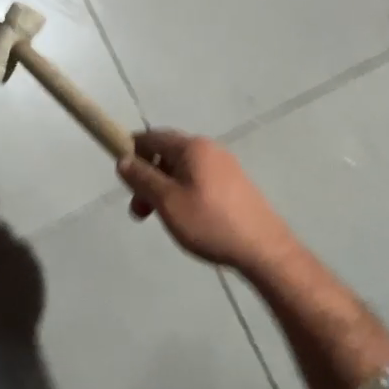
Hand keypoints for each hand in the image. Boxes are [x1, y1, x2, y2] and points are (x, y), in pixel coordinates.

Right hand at [117, 129, 295, 271]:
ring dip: (164, 189)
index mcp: (192, 147)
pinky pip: (199, 181)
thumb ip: (141, 178)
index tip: (123, 179)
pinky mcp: (236, 186)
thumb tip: (122, 159)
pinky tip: (187, 220)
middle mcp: (209, 150)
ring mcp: (226, 167)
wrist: (266, 252)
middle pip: (166, 154)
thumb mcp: (167, 201)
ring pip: (182, 171)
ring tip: (161, 219)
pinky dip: (184, 194)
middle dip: (147, 178)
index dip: (131, 152)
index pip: (150, 136)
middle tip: (139, 210)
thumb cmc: (211, 223)